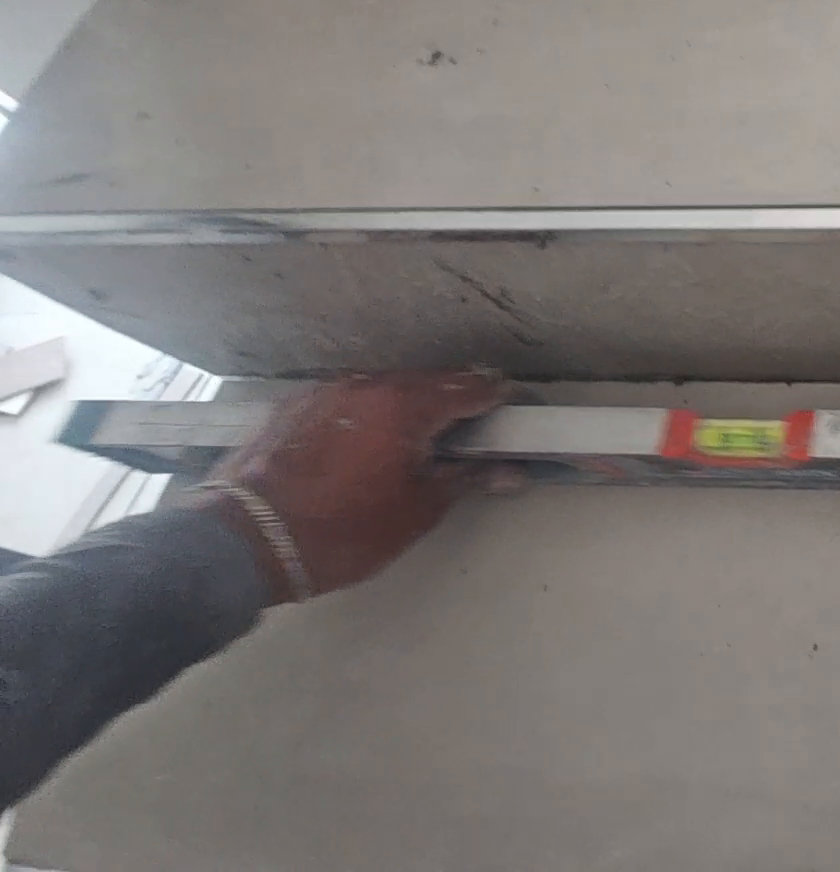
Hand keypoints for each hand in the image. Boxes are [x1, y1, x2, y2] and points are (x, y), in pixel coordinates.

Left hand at [195, 371, 505, 602]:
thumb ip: (468, 478)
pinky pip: (351, 398)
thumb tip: (513, 472)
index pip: (471, 389)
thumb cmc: (344, 528)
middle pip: (430, 381)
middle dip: (457, 397)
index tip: (515, 409)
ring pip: (388, 386)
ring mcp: (326, 392)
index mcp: (406, 404)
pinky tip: (374, 434)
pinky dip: (373, 410)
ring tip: (425, 429)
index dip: (498, 398)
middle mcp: (369, 385)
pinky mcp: (293, 406)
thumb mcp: (419, 509)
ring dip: (413, 402)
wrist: (237, 545)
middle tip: (476, 421)